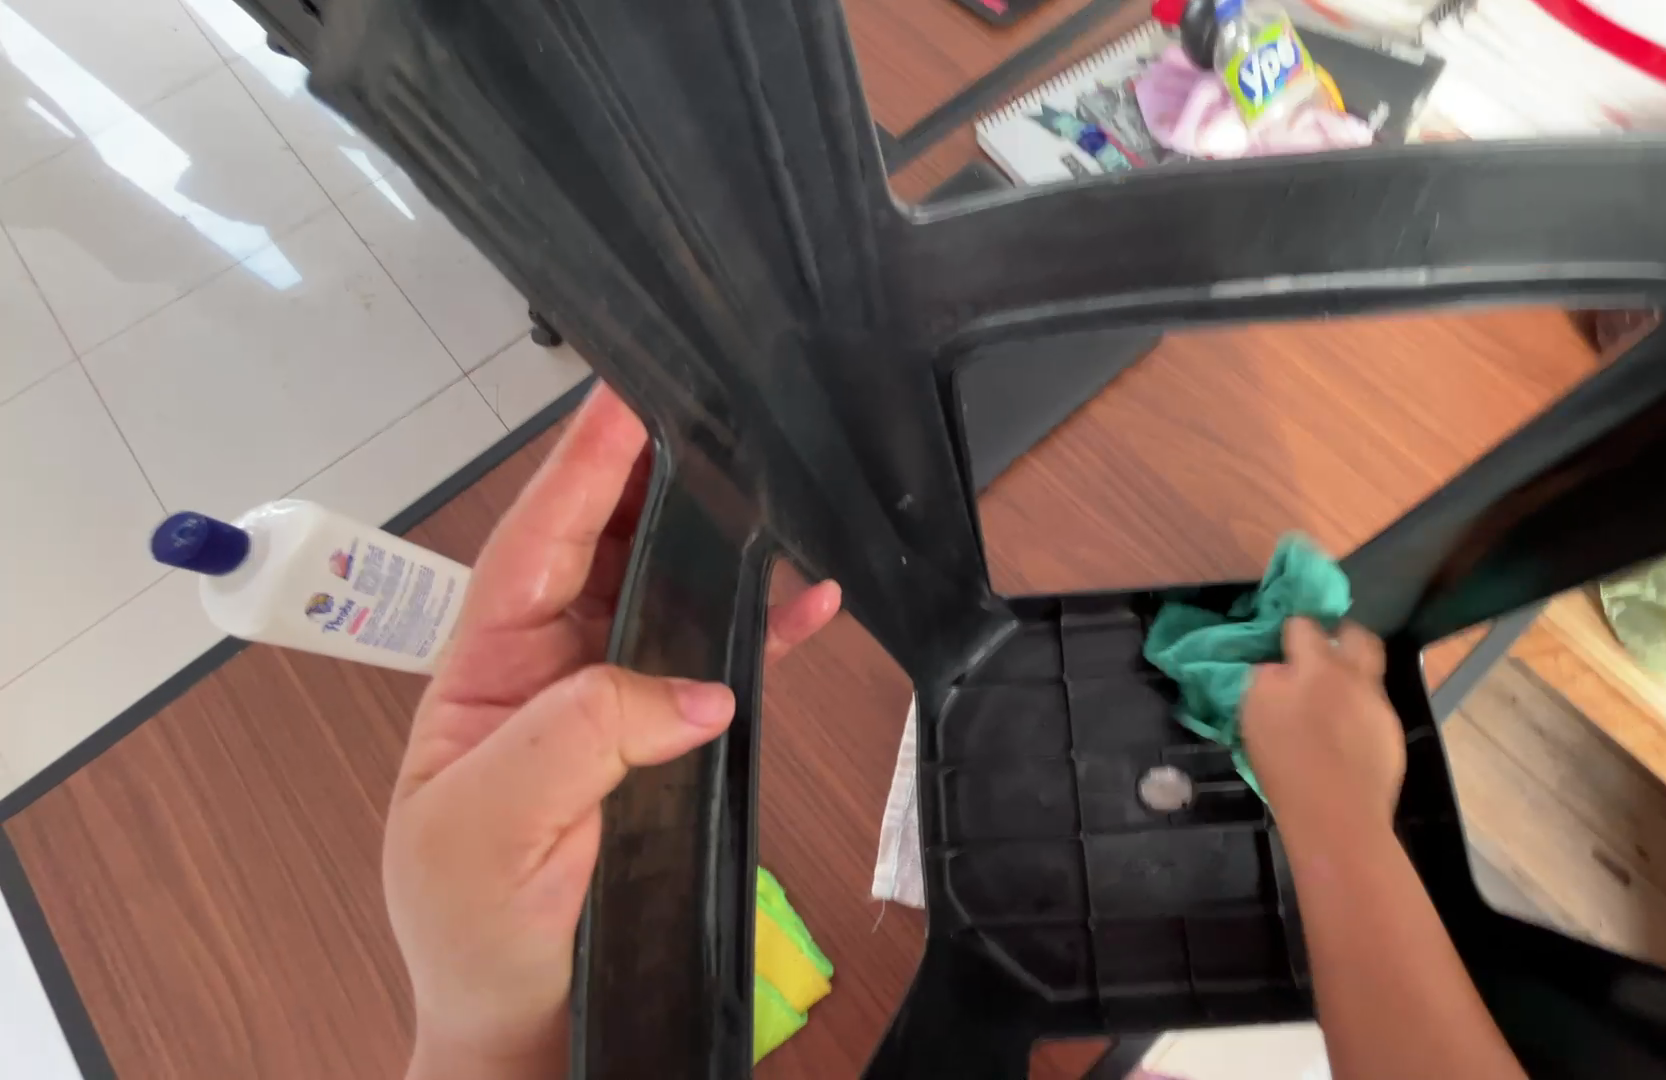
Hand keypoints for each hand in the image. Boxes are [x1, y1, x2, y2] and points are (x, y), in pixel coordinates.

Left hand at [383, 385, 840, 1079]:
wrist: (545, 1004)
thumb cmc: (482, 922)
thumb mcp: (490, 827)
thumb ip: (581, 738)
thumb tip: (700, 688)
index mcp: (491, 662)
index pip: (536, 541)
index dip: (580, 467)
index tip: (624, 395)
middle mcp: (559, 654)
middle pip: (609, 540)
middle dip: (651, 472)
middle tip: (705, 408)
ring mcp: (627, 682)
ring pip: (673, 582)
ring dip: (717, 533)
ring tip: (762, 477)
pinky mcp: (685, 716)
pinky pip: (733, 649)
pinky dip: (773, 619)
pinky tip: (817, 594)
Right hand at [1241, 618, 1403, 837]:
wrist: (1334, 814)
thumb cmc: (1284, 758)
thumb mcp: (1254, 709)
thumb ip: (1267, 678)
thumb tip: (1280, 669)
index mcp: (1318, 665)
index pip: (1305, 626)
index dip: (1291, 628)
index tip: (1282, 640)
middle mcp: (1356, 678)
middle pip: (1359, 637)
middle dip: (1342, 634)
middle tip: (1322, 646)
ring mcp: (1379, 708)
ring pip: (1368, 677)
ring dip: (1350, 678)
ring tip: (1328, 701)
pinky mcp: (1391, 737)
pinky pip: (1372, 712)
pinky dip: (1356, 714)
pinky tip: (1341, 737)